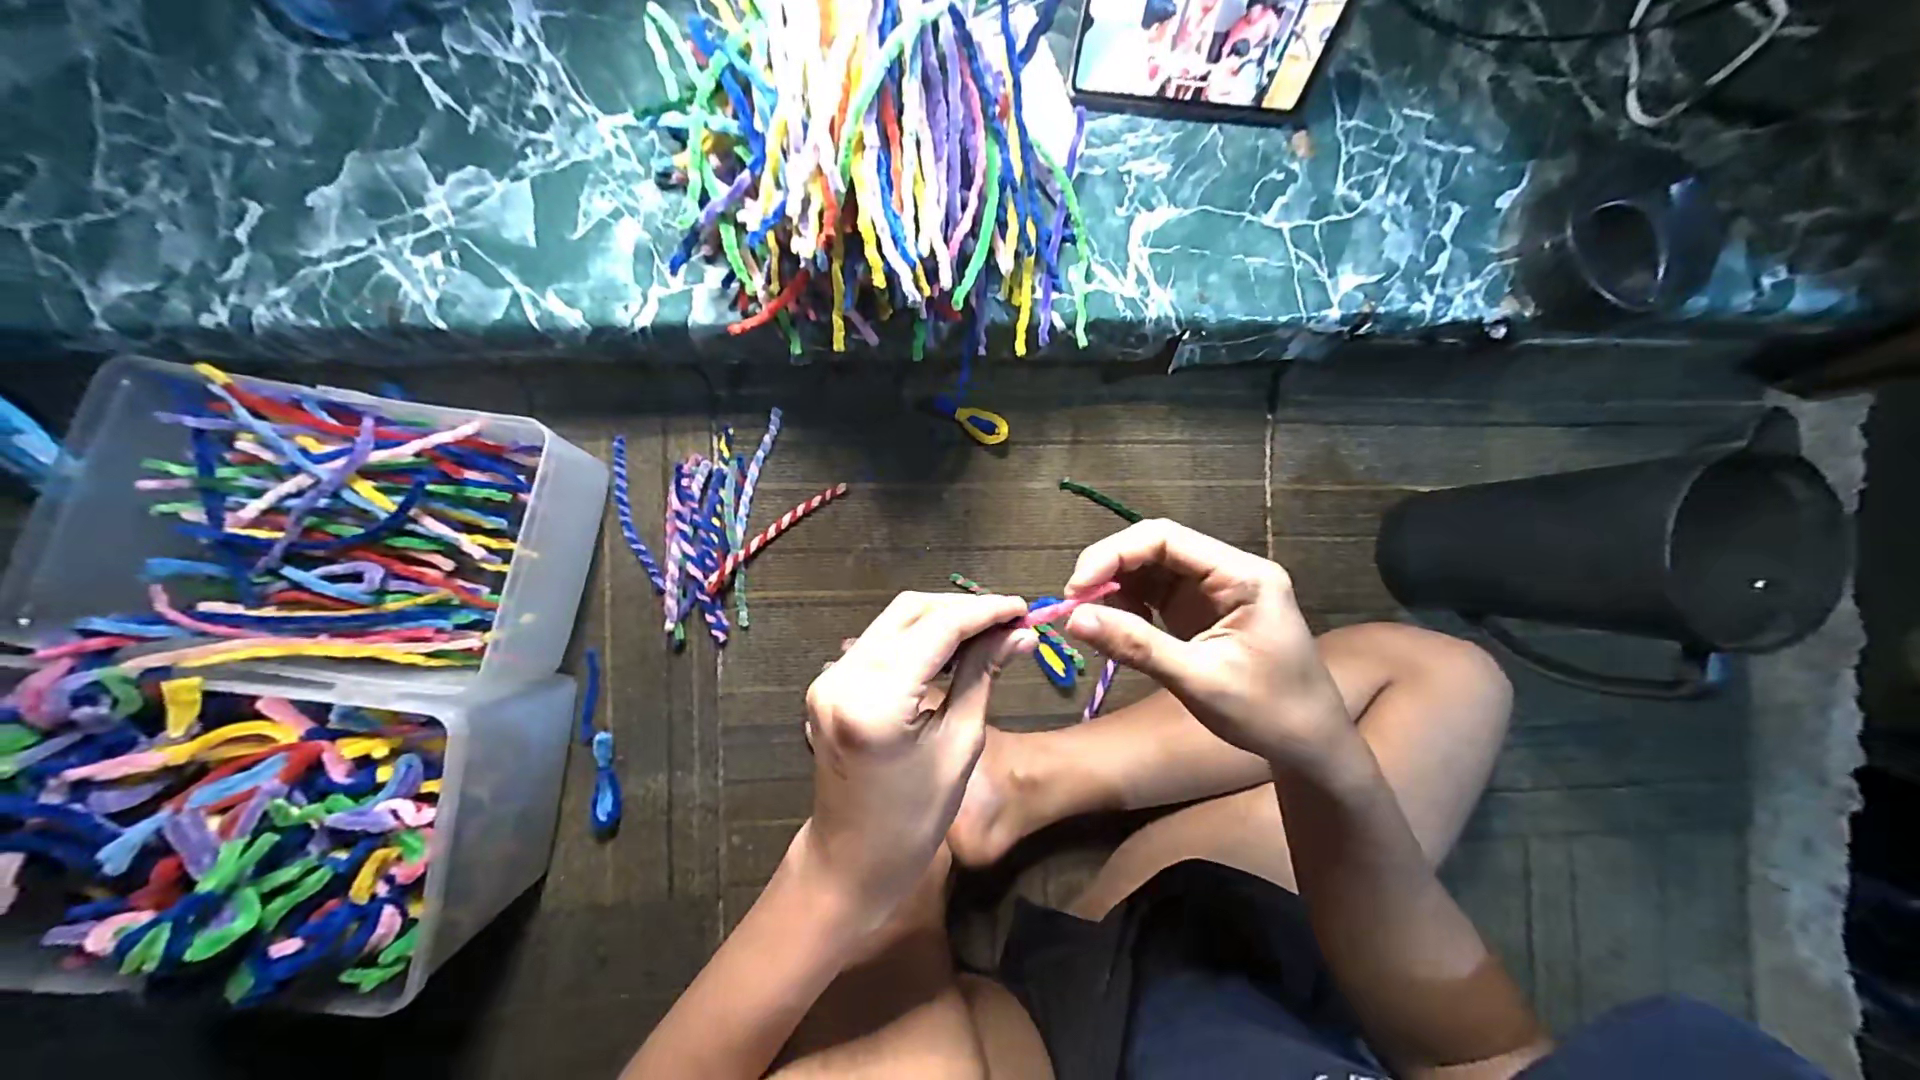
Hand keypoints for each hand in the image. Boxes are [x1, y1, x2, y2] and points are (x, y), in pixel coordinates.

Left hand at [799, 592, 1034, 927]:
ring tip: (986, 630)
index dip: (985, 611)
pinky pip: (880, 641)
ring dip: (941, 618)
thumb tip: (1020, 634)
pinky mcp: (829, 683)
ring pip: (894, 620)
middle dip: (962, 608)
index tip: (1023, 609)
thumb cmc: (915, 818)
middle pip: (911, 610)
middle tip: (1008, 620)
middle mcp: (843, 677)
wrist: (851, 859)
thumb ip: (982, 675)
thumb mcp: (961, 743)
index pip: (938, 628)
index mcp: (875, 700)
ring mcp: (829, 677)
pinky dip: (917, 636)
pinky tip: (949, 647)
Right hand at [1062, 519, 1351, 767]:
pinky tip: (1117, 625)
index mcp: (1242, 575)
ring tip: (1094, 618)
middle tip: (1075, 602)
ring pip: (1151, 567)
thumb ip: (1136, 645)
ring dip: (1116, 586)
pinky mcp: (1201, 608)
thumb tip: (1074, 620)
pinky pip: (1155, 592)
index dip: (1113, 554)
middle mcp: (1228, 571)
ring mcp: (1214, 589)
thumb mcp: (1198, 679)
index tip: (1076, 588)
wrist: (1308, 744)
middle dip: (1110, 568)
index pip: (1166, 538)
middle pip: (1155, 546)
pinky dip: (1129, 604)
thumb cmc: (1266, 712)